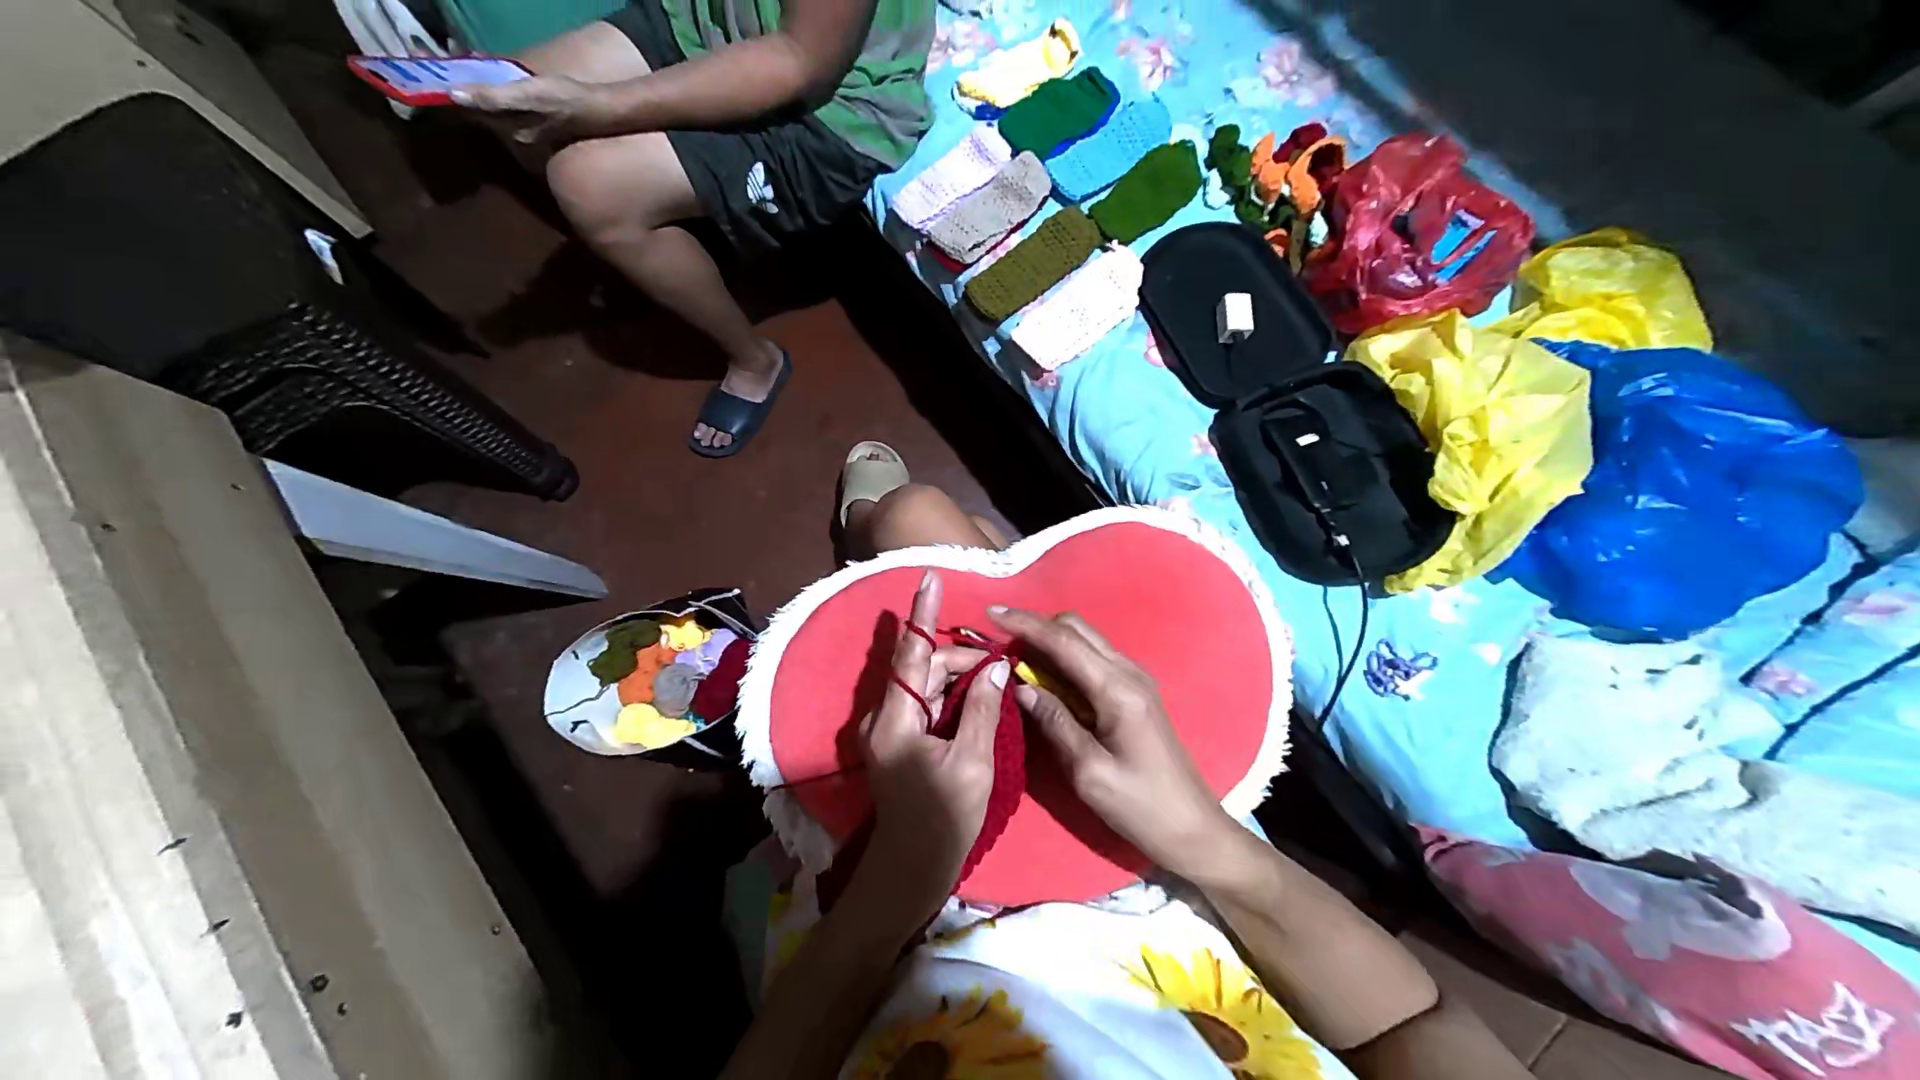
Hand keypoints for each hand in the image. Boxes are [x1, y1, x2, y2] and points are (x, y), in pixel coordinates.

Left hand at [450, 75, 618, 143]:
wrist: (598, 111)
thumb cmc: (564, 100)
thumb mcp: (527, 95)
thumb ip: (493, 98)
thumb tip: (454, 96)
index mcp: (510, 132)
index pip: (470, 113)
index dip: (451, 95)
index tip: (431, 79)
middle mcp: (515, 140)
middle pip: (479, 114)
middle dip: (462, 95)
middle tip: (444, 68)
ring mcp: (526, 137)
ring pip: (490, 114)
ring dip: (476, 96)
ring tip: (460, 73)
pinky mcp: (534, 130)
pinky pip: (503, 113)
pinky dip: (492, 100)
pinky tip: (488, 89)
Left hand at [859, 570, 1005, 905]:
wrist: (911, 866)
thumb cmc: (944, 818)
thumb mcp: (972, 762)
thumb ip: (981, 708)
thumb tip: (996, 667)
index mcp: (895, 719)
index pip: (910, 652)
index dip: (922, 613)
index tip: (929, 577)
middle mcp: (884, 715)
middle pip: (922, 667)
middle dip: (960, 657)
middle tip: (1000, 661)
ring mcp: (888, 726)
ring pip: (924, 682)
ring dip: (957, 675)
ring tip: (993, 674)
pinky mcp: (897, 737)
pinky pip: (924, 701)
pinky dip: (949, 692)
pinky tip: (976, 692)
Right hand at [990, 607, 1240, 881]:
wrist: (1192, 827)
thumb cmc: (1139, 806)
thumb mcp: (1088, 771)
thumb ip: (1054, 722)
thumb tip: (1020, 686)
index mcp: (1117, 689)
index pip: (1063, 641)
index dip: (1025, 624)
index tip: (991, 614)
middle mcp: (1128, 672)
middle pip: (1076, 628)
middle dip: (1036, 627)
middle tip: (1000, 644)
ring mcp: (1135, 679)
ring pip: (1084, 640)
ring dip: (1049, 641)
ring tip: (1015, 659)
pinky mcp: (1134, 691)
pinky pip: (1093, 658)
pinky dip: (1064, 657)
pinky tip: (1045, 677)